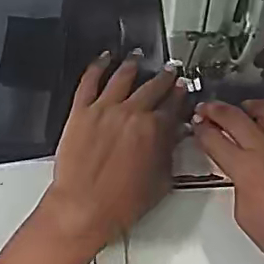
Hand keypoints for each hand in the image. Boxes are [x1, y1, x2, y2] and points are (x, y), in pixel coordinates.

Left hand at [36, 53, 187, 254]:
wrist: (84, 206)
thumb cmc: (119, 202)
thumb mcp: (160, 182)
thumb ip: (169, 154)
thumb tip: (173, 140)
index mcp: (155, 130)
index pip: (173, 106)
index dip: (180, 96)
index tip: (182, 89)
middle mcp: (131, 114)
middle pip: (152, 87)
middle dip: (164, 77)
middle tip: (169, 69)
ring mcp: (104, 109)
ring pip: (122, 77)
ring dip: (133, 65)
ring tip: (137, 57)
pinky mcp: (81, 112)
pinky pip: (89, 82)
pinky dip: (97, 67)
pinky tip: (102, 60)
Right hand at [191, 100, 263, 263]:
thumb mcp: (244, 214)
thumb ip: (239, 186)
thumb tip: (242, 178)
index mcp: (244, 167)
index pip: (213, 138)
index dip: (200, 129)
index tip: (196, 125)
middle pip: (233, 115)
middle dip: (215, 109)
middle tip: (207, 109)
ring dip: (249, 106)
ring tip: (242, 109)